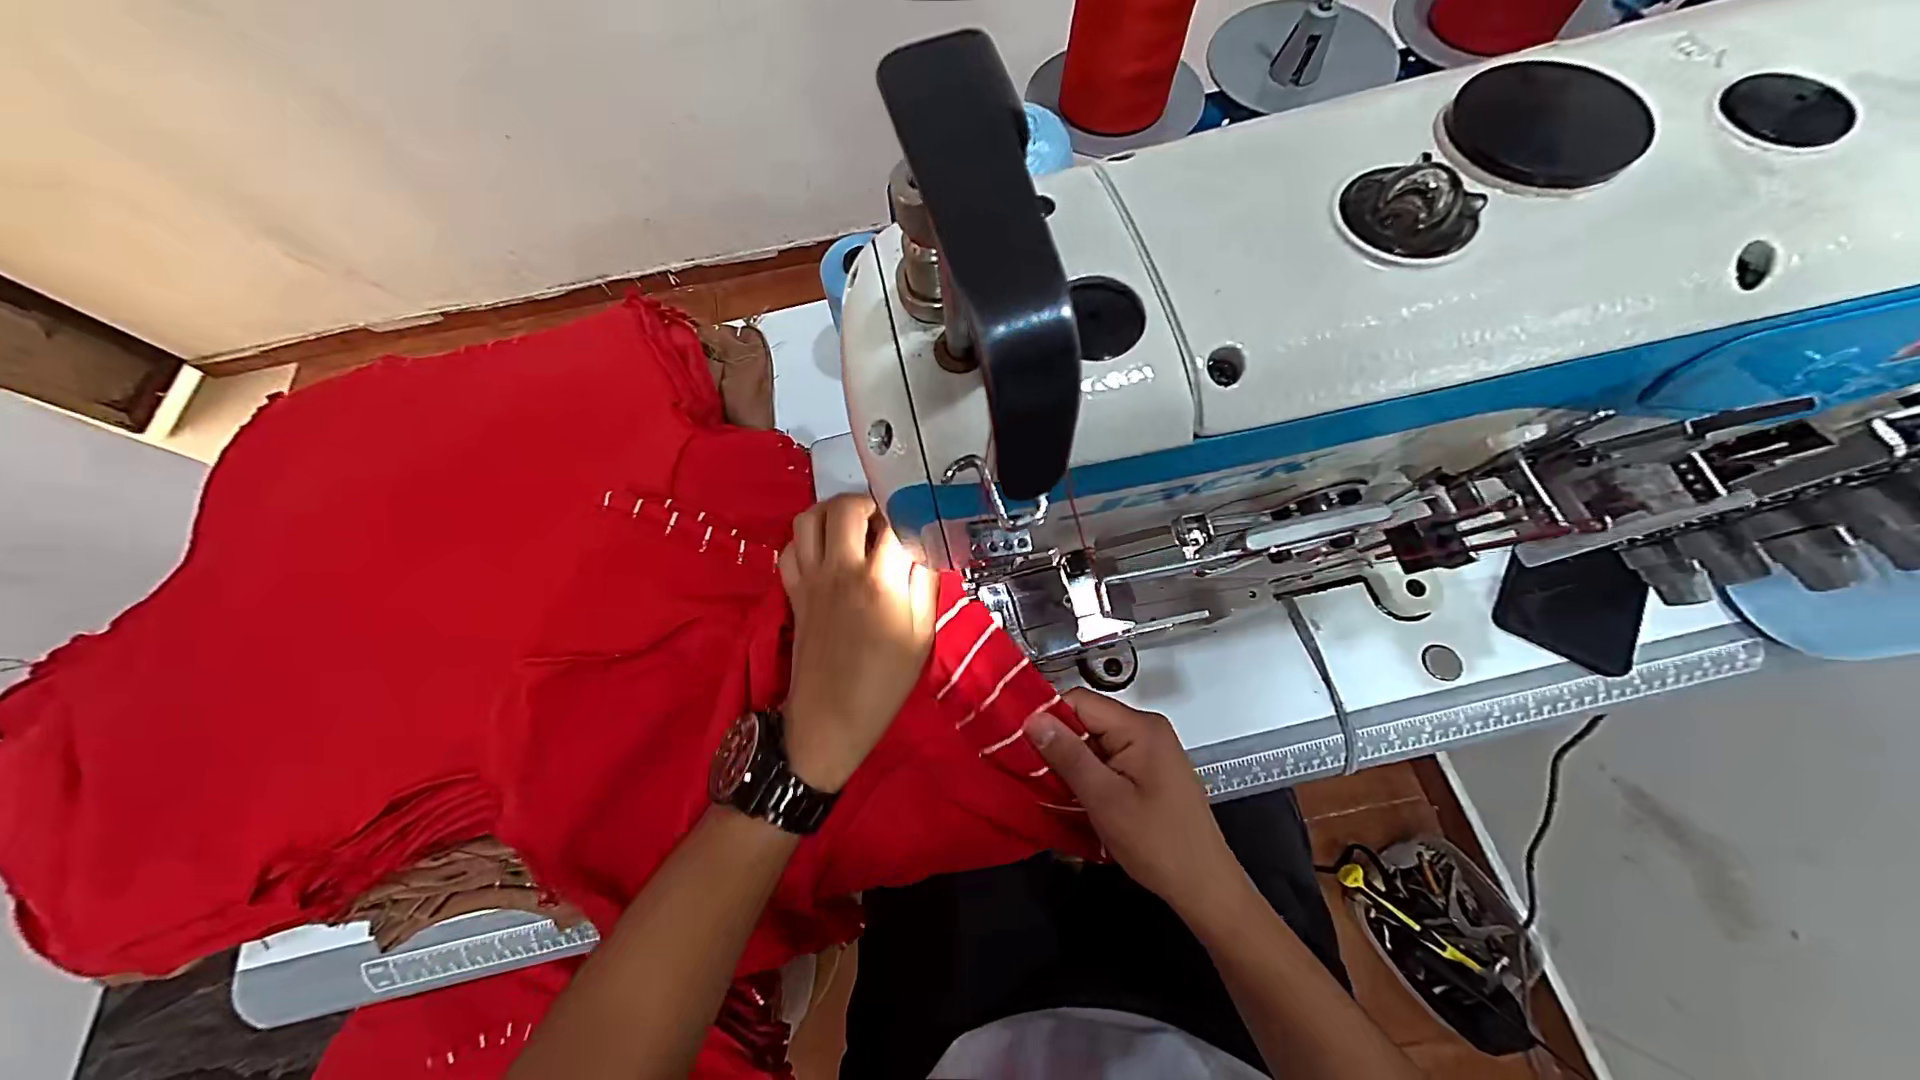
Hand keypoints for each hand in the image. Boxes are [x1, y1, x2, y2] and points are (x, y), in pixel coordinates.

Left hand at [779, 495, 939, 791]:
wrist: (829, 719)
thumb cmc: (883, 684)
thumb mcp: (921, 637)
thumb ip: (925, 586)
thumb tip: (925, 551)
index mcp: (879, 581)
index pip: (895, 523)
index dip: (911, 517)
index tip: (921, 526)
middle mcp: (840, 570)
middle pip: (845, 507)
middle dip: (870, 503)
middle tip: (886, 521)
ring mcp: (810, 579)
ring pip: (808, 518)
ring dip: (833, 513)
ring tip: (855, 528)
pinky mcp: (792, 592)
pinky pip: (789, 548)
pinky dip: (806, 540)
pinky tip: (827, 553)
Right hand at [1025, 688, 1247, 920]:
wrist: (1205, 887)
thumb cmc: (1160, 845)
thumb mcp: (1105, 799)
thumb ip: (1068, 755)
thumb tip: (1034, 719)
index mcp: (1140, 727)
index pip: (1079, 701)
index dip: (1047, 717)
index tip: (1018, 739)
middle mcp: (1146, 730)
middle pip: (1086, 720)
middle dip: (1056, 743)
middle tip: (1028, 769)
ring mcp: (1149, 750)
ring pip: (1093, 741)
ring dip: (1070, 762)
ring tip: (1047, 786)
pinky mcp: (1147, 770)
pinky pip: (1106, 759)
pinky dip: (1087, 774)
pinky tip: (1072, 796)